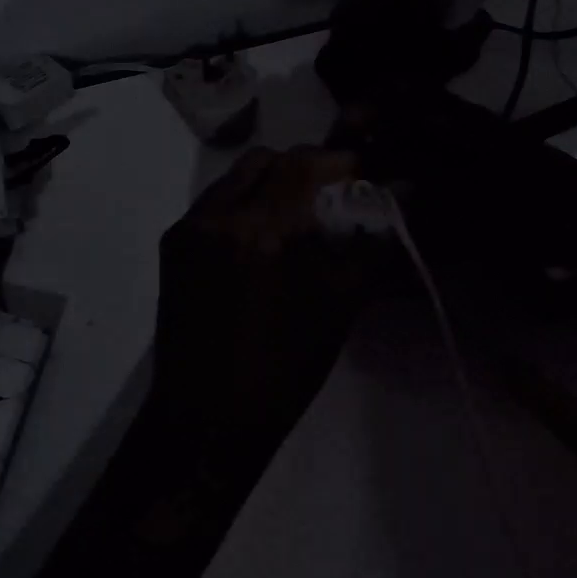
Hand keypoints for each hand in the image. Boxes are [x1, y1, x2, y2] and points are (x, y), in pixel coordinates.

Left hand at [153, 147, 397, 472]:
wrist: (207, 417)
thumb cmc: (283, 369)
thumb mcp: (339, 306)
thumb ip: (371, 245)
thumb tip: (404, 196)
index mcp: (264, 231)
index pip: (304, 164)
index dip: (339, 161)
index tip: (364, 174)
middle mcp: (220, 217)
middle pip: (267, 160)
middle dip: (303, 169)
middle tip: (329, 197)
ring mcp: (189, 228)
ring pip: (235, 178)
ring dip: (270, 184)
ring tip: (293, 219)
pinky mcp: (172, 245)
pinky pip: (213, 204)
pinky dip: (241, 206)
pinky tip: (258, 241)